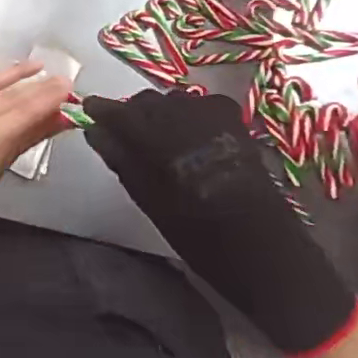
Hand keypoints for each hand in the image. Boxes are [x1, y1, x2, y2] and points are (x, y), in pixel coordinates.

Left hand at [0, 52, 71, 211]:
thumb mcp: (6, 163)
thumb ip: (34, 135)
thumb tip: (65, 117)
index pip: (23, 113)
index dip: (47, 98)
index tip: (68, 86)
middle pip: (9, 98)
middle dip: (39, 87)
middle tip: (63, 78)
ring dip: (14, 73)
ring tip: (38, 65)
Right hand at [82, 91, 357, 357]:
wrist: (269, 257)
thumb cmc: (205, 241)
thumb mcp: (153, 205)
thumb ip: (123, 162)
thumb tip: (95, 132)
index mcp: (169, 145)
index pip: (126, 113)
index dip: (104, 109)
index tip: (87, 110)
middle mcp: (196, 123)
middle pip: (151, 101)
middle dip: (129, 111)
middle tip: (113, 130)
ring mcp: (222, 122)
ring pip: (175, 100)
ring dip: (155, 111)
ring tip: (144, 135)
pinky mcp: (239, 127)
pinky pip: (200, 105)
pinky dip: (183, 113)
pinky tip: (179, 133)